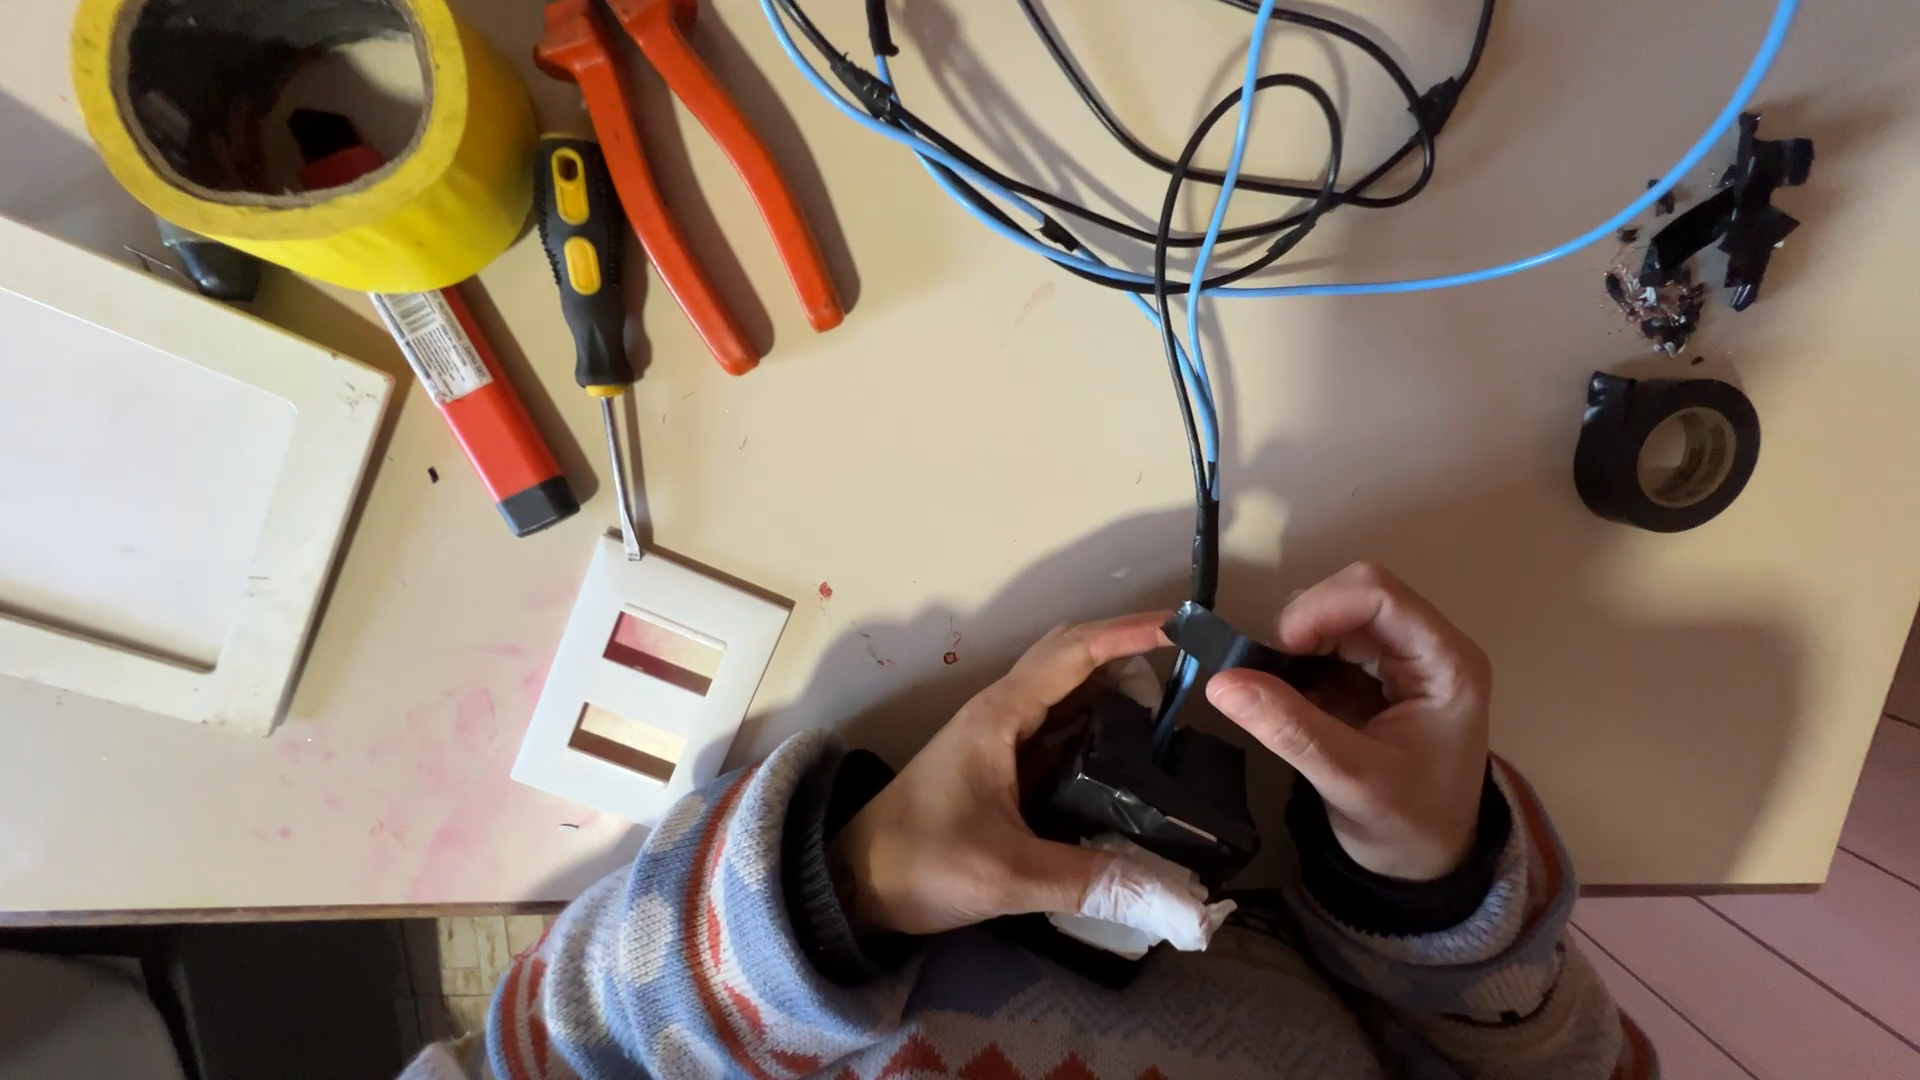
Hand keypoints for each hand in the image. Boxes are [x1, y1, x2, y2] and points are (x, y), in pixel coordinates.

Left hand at [831, 613, 1169, 935]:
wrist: (855, 881)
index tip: (1180, 628)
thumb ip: (1093, 881)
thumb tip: (1182, 899)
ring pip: (1066, 692)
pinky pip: (1059, 728)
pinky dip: (1096, 724)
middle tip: (1185, 668)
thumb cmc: (921, 861)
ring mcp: (1002, 736)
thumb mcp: (1008, 874)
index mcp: (1001, 715)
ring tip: (1171, 705)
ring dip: (1113, 686)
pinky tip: (1130, 748)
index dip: (1126, 634)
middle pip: (1070, 659)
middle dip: (1125, 652)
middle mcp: (1003, 712)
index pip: (1072, 654)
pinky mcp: (1004, 763)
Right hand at [1205, 562, 1490, 880]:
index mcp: (1444, 662)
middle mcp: (1425, 645)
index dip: (1319, 609)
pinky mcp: (1370, 669)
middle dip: (1302, 626)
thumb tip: (1221, 682)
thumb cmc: (1407, 823)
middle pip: (1350, 593)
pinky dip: (1293, 660)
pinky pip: (1320, 639)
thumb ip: (1289, 729)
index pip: (1377, 594)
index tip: (1281, 652)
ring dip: (1294, 644)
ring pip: (1330, 612)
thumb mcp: (1349, 780)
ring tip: (1280, 693)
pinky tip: (1288, 697)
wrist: (1425, 862)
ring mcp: (1397, 656)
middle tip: (1273, 677)